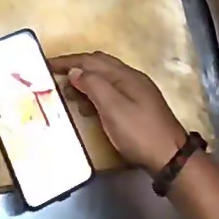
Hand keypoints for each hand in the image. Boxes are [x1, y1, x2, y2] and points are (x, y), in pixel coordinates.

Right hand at [49, 52, 191, 172]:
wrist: (171, 158)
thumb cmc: (139, 132)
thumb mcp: (112, 108)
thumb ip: (93, 85)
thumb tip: (75, 71)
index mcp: (125, 75)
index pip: (91, 60)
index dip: (67, 61)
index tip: (46, 64)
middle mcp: (131, 79)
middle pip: (99, 65)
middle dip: (76, 68)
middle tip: (56, 78)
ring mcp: (137, 92)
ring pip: (104, 79)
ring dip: (84, 83)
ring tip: (68, 95)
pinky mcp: (138, 107)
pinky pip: (110, 92)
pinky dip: (94, 95)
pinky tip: (88, 109)